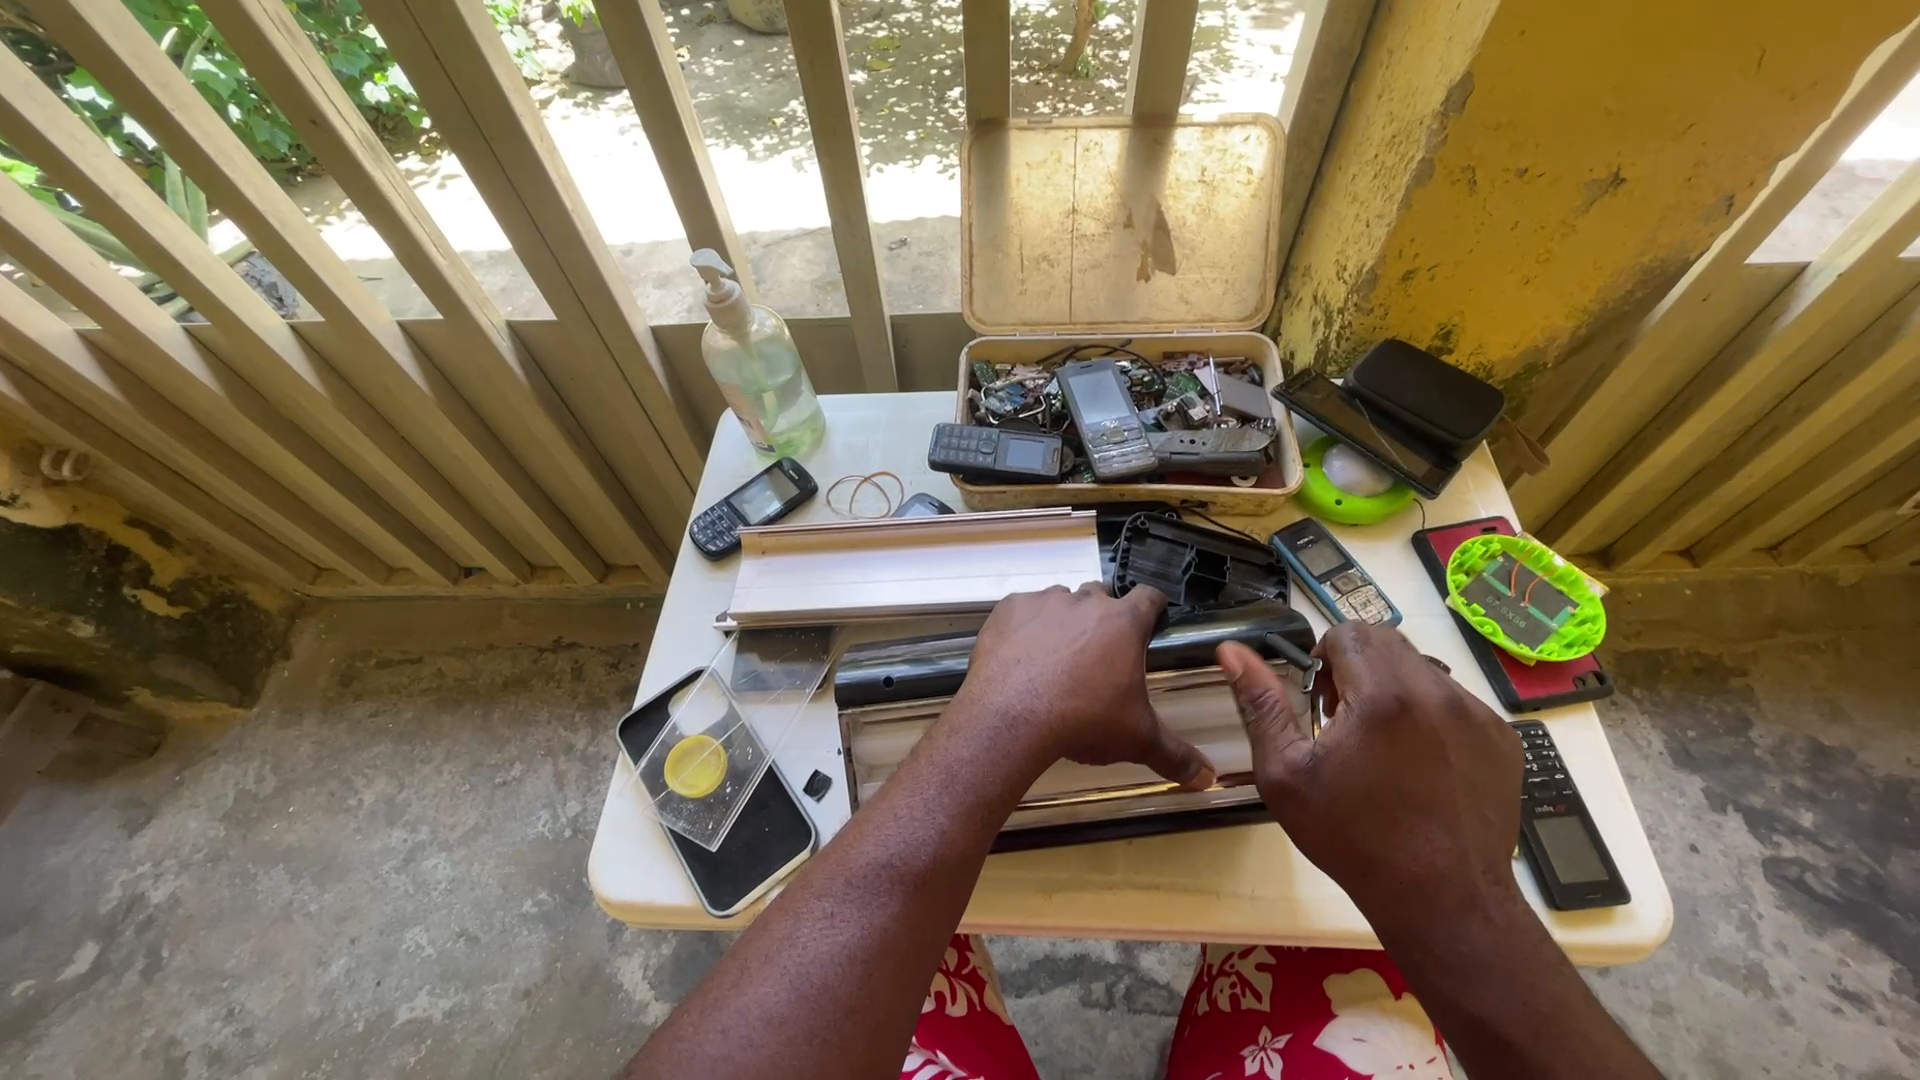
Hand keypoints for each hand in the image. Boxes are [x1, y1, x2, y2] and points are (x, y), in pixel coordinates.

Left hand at [953, 584, 1214, 788]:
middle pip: (1101, 595)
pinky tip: (1021, 656)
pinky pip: (1021, 610)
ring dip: (1062, 621)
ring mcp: (1043, 601)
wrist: (1012, 718)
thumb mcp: (1136, 740)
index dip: (1152, 607)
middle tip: (1097, 652)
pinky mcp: (1007, 610)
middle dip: (1103, 616)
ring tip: (1054, 657)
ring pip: (1060, 601)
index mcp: (1123, 623)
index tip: (1150, 621)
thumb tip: (1208, 778)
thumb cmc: (1083, 722)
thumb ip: (1175, 756)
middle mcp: (1085, 602)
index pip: (1149, 596)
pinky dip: (1023, 627)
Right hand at [1216, 622, 1523, 927]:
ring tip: (1380, 742)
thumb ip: (1261, 704)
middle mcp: (1438, 693)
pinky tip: (1417, 763)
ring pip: (1422, 668)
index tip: (1318, 699)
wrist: (1443, 900)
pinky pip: (1455, 701)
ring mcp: (1478, 715)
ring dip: (1393, 688)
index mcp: (1383, 696)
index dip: (1323, 657)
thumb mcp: (1286, 773)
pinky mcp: (1503, 739)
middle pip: (1387, 641)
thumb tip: (1232, 651)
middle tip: (1342, 719)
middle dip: (1357, 667)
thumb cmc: (1352, 838)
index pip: (1349, 632)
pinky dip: (1428, 714)